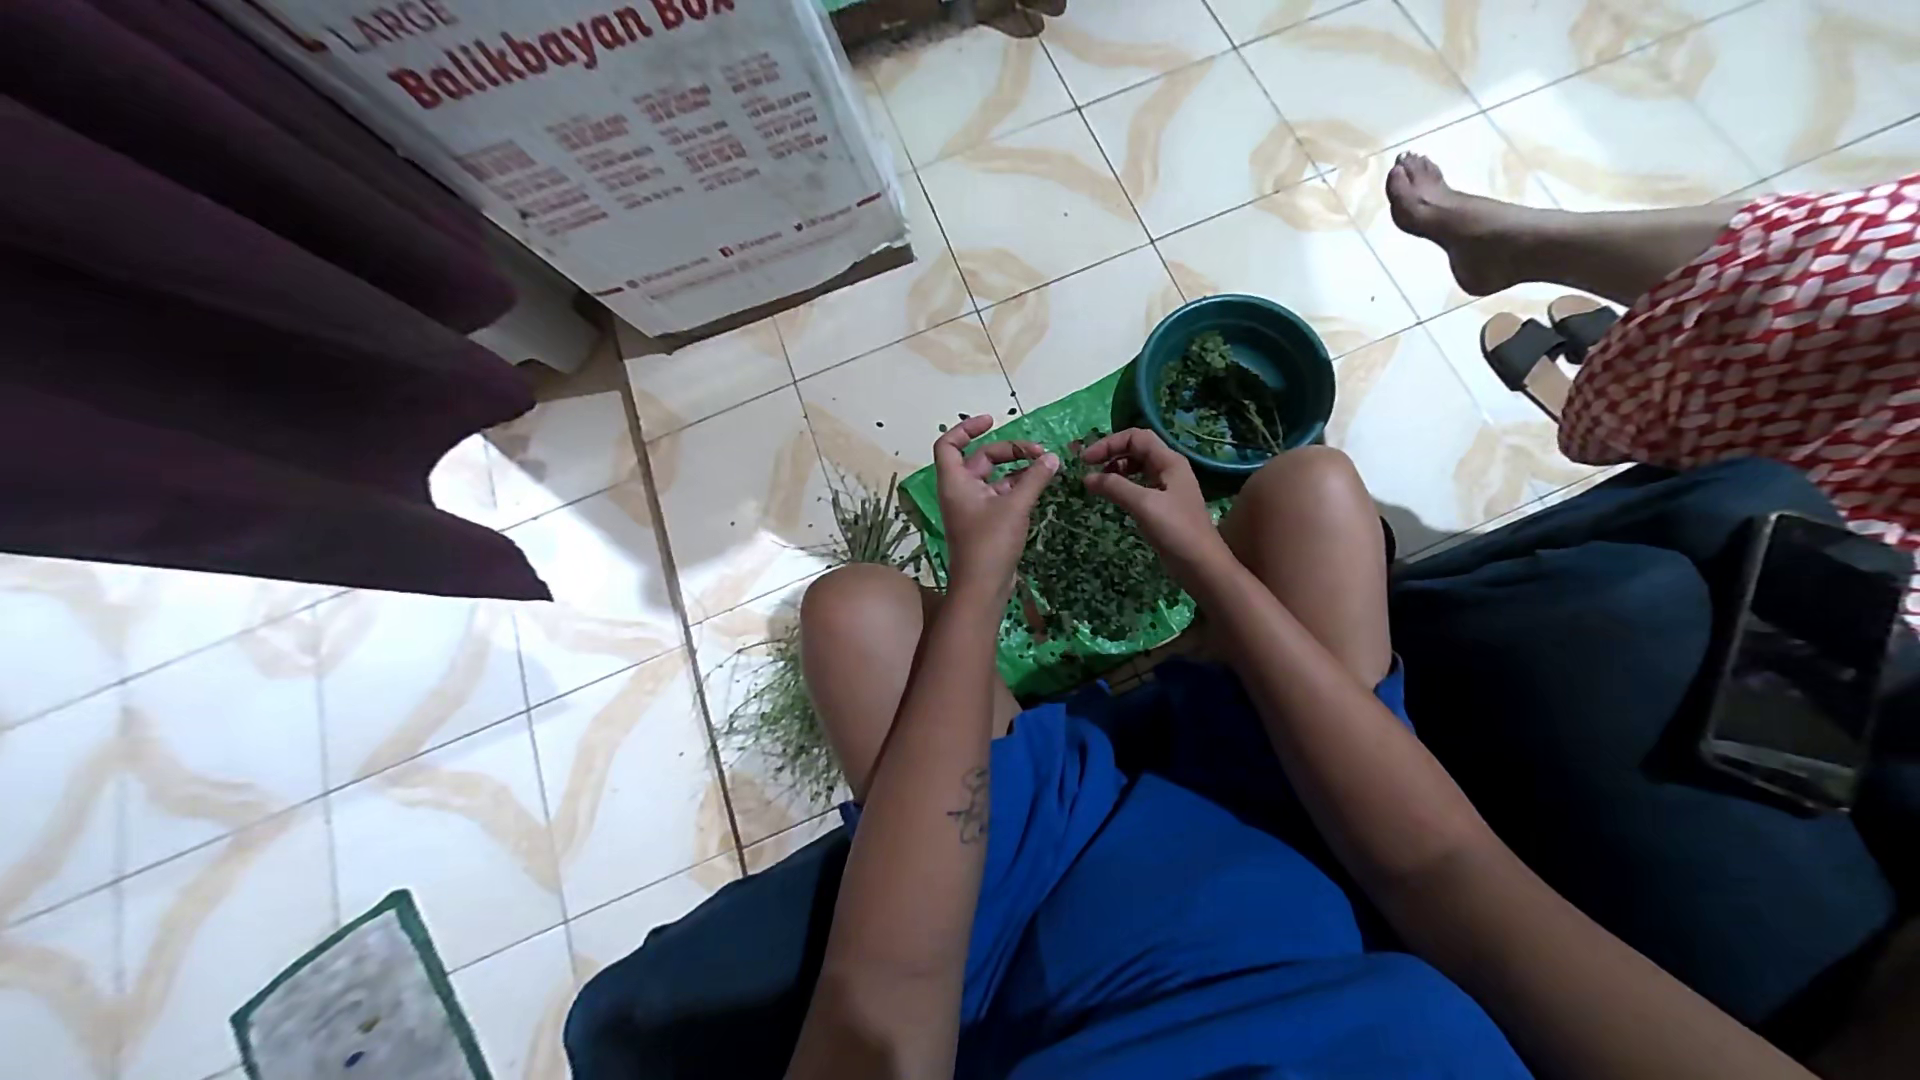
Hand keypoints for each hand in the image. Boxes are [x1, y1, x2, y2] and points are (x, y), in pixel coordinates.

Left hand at [934, 414, 1057, 602]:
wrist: (982, 586)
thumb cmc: (990, 543)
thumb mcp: (1015, 506)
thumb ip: (1035, 478)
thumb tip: (1052, 458)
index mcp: (955, 482)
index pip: (949, 444)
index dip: (966, 428)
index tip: (991, 421)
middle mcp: (961, 491)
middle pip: (981, 458)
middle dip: (1009, 451)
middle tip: (1039, 452)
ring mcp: (973, 507)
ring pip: (994, 478)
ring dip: (1018, 469)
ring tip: (1046, 466)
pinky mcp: (986, 522)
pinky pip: (1001, 495)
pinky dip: (1018, 487)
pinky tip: (1040, 485)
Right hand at [1080, 428, 1232, 587]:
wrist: (1201, 564)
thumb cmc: (1175, 530)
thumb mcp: (1143, 504)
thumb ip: (1114, 487)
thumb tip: (1086, 477)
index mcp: (1169, 461)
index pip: (1135, 437)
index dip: (1109, 443)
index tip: (1086, 460)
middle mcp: (1169, 468)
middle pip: (1136, 448)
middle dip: (1111, 454)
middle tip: (1088, 469)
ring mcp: (1167, 487)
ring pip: (1137, 467)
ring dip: (1116, 470)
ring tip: (1099, 484)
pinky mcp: (1163, 504)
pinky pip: (1139, 485)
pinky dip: (1123, 486)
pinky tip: (1113, 497)